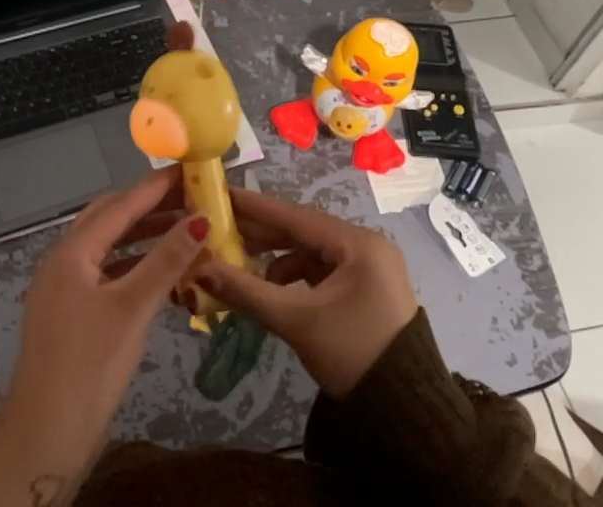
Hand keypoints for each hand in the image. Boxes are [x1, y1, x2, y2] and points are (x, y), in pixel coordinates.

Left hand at [0, 169, 209, 506]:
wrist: (46, 433)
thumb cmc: (89, 364)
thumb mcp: (132, 308)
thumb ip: (166, 261)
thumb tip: (202, 219)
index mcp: (71, 253)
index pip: (118, 206)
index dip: (154, 188)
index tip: (187, 169)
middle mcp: (63, 262)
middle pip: (109, 221)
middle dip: (149, 207)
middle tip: (190, 197)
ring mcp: (65, 289)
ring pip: (109, 248)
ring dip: (144, 237)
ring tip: (186, 230)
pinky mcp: (72, 313)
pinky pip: (107, 273)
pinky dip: (135, 266)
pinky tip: (163, 272)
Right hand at [192, 185, 418, 397]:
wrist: (402, 410)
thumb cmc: (352, 353)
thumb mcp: (296, 320)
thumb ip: (246, 291)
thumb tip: (199, 271)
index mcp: (359, 243)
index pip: (296, 215)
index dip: (255, 206)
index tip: (221, 193)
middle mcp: (367, 245)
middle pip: (304, 230)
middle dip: (261, 232)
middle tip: (219, 227)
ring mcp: (369, 266)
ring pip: (311, 251)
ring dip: (276, 256)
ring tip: (238, 261)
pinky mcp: (366, 287)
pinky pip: (322, 269)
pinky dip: (295, 274)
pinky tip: (270, 286)